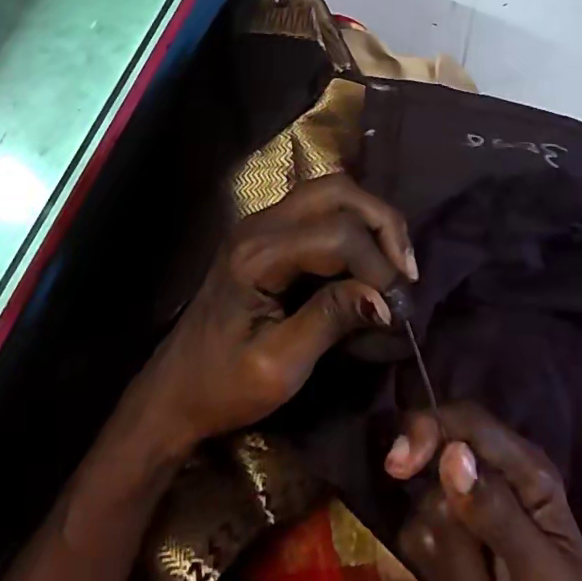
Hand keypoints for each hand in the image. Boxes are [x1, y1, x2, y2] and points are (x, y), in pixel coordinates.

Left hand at [125, 175, 415, 452]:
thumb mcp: (278, 366)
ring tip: (395, 265)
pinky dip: (355, 224)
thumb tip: (387, 299)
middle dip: (383, 224)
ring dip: (372, 219)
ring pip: (332, 190)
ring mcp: (262, 223)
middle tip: (406, 273)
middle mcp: (259, 224)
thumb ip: (330, 321)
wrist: (175, 390)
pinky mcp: (268, 232)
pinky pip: (322, 208)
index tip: (398, 311)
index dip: (378, 265)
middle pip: (338, 191)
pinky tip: (370, 259)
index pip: (337, 233)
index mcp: (257, 256)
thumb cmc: (222, 386)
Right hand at [388, 402, 581, 580]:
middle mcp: (493, 478)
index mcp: (524, 469)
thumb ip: (497, 511)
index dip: (428, 428)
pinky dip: (436, 569)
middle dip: (445, 517)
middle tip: (474, 576)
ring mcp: (470, 510)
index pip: (467, 419)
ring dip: (450, 558)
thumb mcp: (541, 569)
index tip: (397, 467)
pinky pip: (417, 540)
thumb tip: (452, 452)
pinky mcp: (450, 541)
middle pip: (439, 467)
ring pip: (425, 508)